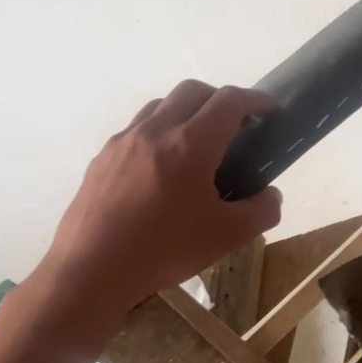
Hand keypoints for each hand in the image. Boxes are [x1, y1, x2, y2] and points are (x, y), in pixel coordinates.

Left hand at [30, 81, 281, 330]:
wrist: (90, 271)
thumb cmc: (165, 249)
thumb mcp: (229, 235)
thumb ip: (262, 210)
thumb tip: (270, 195)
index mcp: (191, 144)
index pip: (229, 101)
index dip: (255, 99)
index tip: (269, 109)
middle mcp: (155, 132)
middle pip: (192, 91)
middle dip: (220, 98)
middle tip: (237, 124)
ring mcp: (123, 143)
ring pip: (160, 106)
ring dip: (187, 112)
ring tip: (199, 144)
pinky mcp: (101, 160)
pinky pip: (136, 130)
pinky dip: (159, 134)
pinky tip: (163, 170)